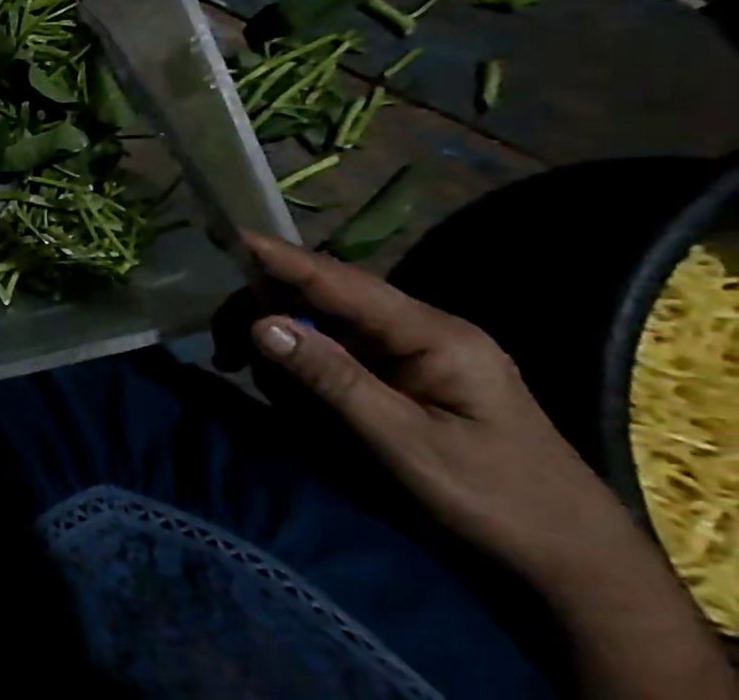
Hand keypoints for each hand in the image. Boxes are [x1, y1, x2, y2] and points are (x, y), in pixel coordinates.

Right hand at [237, 233, 644, 584]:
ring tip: (247, 376)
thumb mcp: (405, 442)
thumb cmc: (494, 499)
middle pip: (321, 295)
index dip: (280, 257)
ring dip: (278, 342)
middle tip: (222, 353)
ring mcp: (412, 350)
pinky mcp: (403, 373)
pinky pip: (334, 349)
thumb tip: (260, 323)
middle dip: (263, 311)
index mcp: (432, 334)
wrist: (572, 558)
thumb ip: (332, 378)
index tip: (228, 236)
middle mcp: (420, 329)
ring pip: (321, 322)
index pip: (339, 280)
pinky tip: (290, 394)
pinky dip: (299, 363)